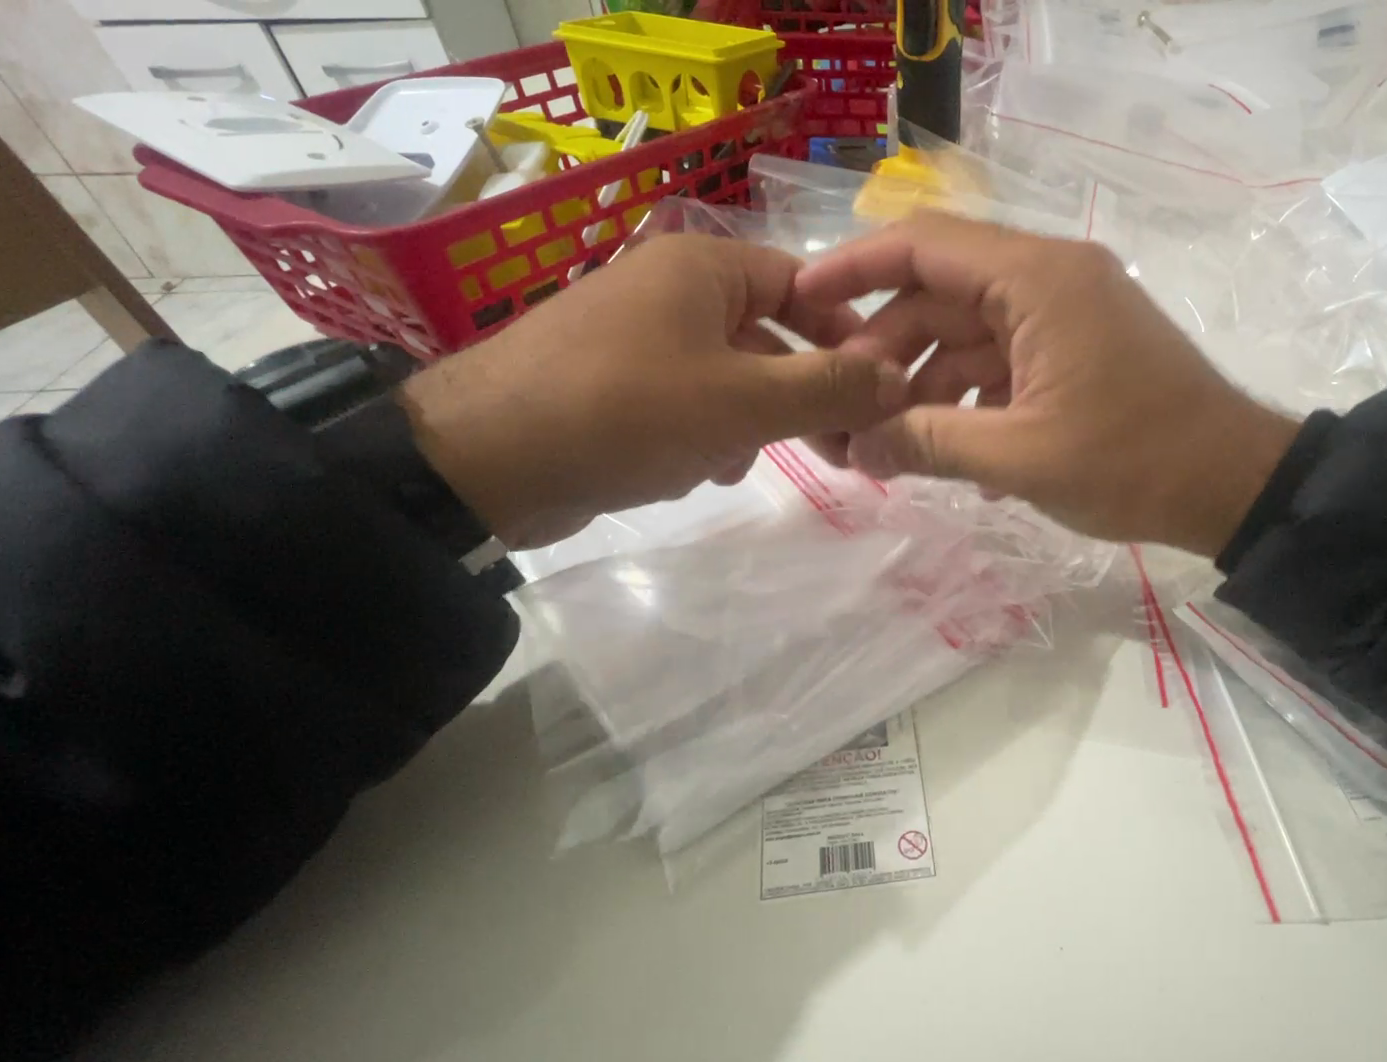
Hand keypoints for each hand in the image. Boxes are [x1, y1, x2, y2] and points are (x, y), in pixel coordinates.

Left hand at [399, 234, 906, 547]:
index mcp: (702, 268)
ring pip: (730, 376)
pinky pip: (687, 402)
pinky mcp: (613, 386)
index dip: (847, 335)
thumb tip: (901, 380)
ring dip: (753, 420)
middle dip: (802, 394)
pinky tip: (699, 468)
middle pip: (769, 335)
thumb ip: (829, 388)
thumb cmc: (628, 411)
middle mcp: (670, 291)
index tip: (878, 389)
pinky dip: (705, 432)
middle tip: (840, 446)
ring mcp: (637, 339)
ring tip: (749, 460)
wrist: (486, 460)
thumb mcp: (744, 401)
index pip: (803, 286)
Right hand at [793, 212, 1300, 556]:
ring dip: (925, 387)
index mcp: (1036, 279)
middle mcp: (1047, 280)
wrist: (1232, 486)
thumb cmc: (1131, 462)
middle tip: (846, 414)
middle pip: (938, 296)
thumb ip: (926, 443)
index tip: (801, 303)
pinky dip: (969, 402)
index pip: (923, 244)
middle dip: (885, 353)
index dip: (853, 267)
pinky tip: (951, 456)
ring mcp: (1064, 316)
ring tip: (890, 450)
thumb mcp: (1018, 457)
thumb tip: (854, 448)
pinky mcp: (1075, 351)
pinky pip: (1001, 363)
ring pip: (967, 335)